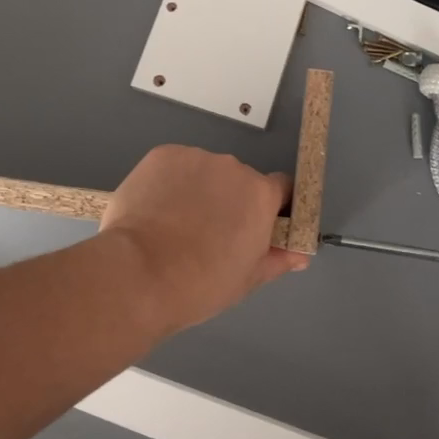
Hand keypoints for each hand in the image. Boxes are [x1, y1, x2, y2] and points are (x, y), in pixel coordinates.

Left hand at [100, 145, 308, 333]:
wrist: (138, 273)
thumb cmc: (200, 283)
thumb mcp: (247, 279)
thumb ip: (277, 259)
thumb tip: (300, 253)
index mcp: (260, 195)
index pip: (282, 188)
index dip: (272, 207)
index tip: (257, 227)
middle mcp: (233, 166)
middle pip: (239, 180)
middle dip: (229, 202)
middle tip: (208, 236)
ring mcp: (195, 157)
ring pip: (204, 172)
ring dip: (198, 190)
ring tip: (174, 226)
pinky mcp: (162, 154)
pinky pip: (175, 166)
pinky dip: (169, 183)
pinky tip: (154, 211)